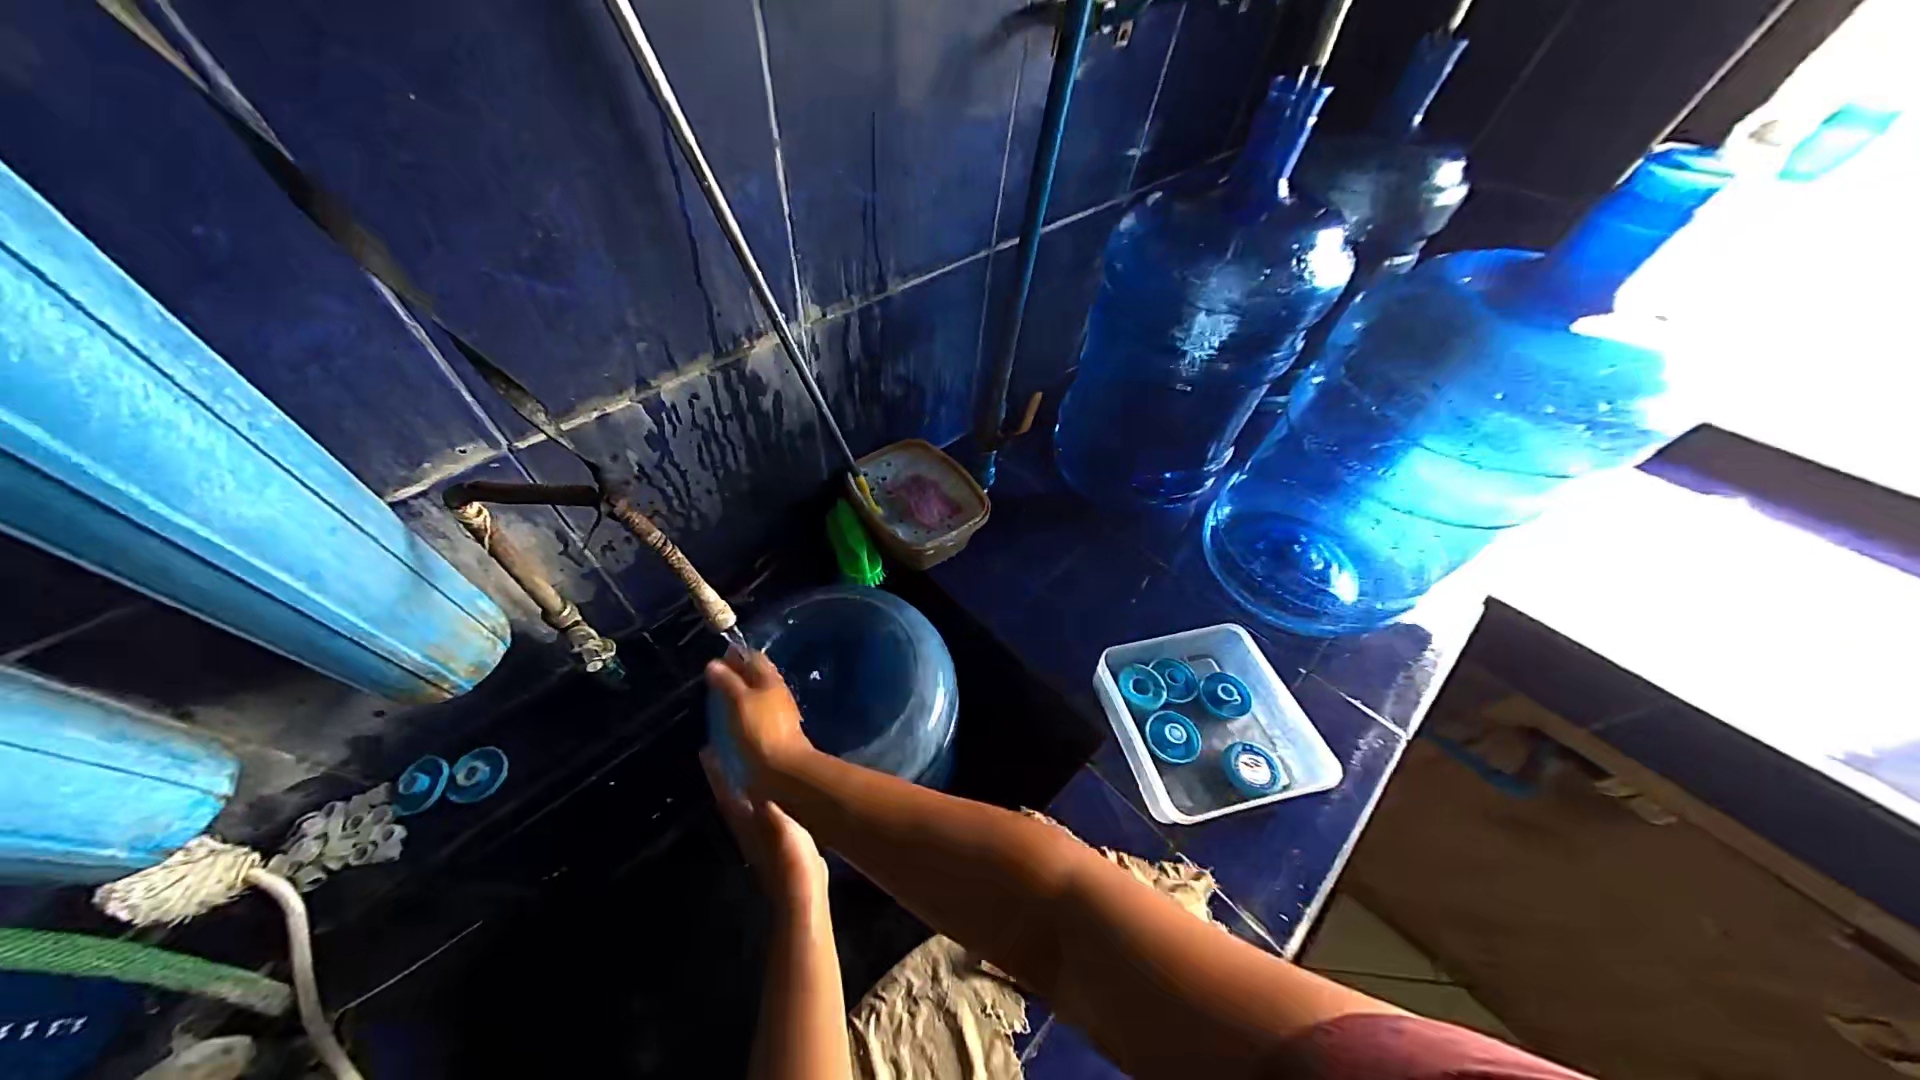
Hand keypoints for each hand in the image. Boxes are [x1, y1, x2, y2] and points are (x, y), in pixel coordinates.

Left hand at [701, 748, 826, 903]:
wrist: (802, 894)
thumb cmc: (792, 860)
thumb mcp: (784, 828)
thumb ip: (772, 809)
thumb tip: (762, 788)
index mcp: (746, 821)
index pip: (726, 790)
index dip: (716, 771)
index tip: (708, 750)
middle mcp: (747, 826)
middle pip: (730, 795)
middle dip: (724, 774)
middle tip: (720, 750)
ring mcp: (761, 835)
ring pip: (744, 802)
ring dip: (740, 783)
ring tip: (742, 762)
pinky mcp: (777, 839)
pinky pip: (762, 809)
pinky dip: (760, 795)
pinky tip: (767, 790)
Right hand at [705, 648, 812, 789]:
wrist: (783, 769)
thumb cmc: (759, 730)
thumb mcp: (739, 701)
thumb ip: (728, 681)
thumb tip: (714, 663)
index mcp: (770, 679)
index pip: (754, 657)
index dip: (736, 655)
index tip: (716, 661)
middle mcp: (777, 691)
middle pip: (756, 675)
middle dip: (736, 674)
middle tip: (712, 681)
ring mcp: (779, 711)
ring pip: (757, 694)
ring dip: (739, 693)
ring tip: (716, 700)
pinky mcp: (775, 730)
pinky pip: (757, 712)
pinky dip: (743, 711)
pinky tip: (730, 720)